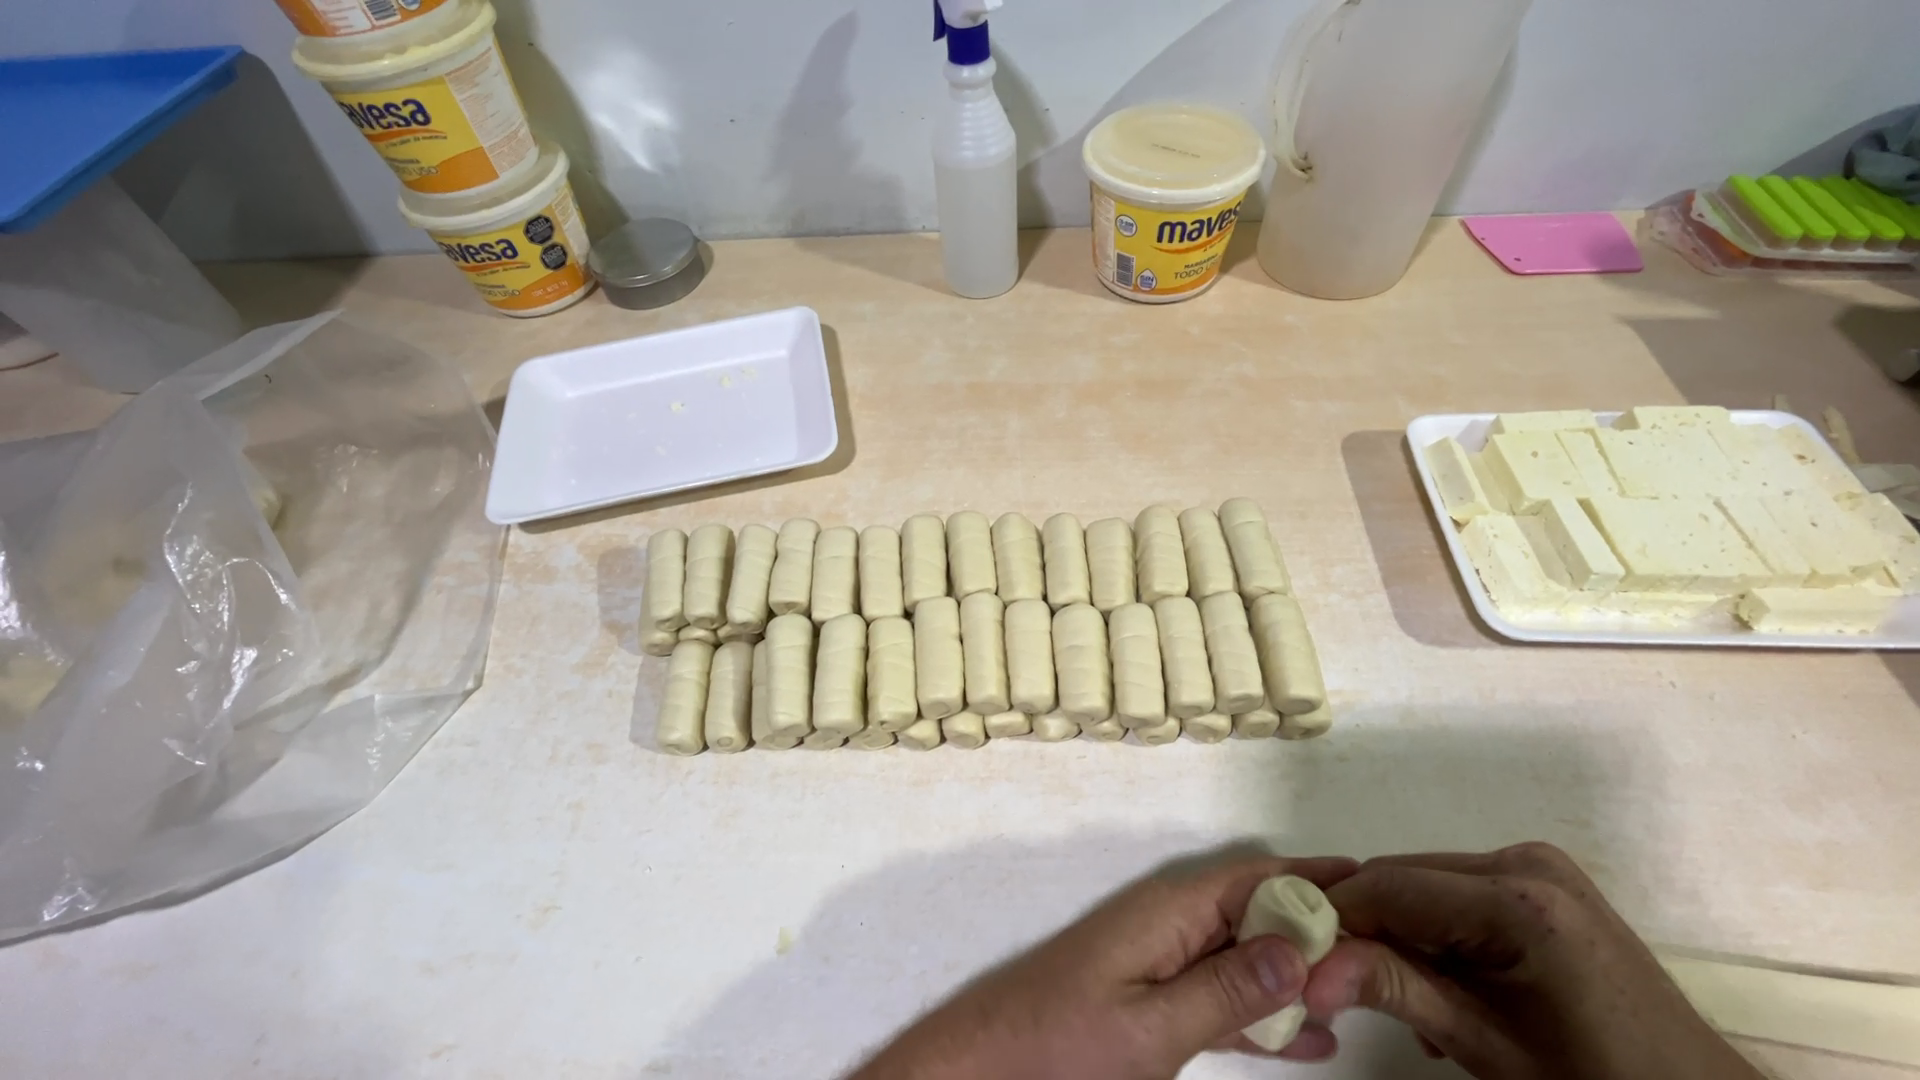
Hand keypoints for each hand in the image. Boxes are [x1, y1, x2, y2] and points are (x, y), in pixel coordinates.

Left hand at [850, 853, 1359, 1079]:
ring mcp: (1162, 963)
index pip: (1253, 880)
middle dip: (1317, 930)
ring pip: (1245, 957)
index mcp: (1168, 914)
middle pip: (1255, 915)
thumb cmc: (1065, 1044)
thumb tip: (1299, 945)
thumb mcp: (1153, 1026)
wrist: (990, 1066)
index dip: (1313, 880)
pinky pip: (1224, 996)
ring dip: (1298, 974)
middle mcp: (1168, 926)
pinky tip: (1313, 1037)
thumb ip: (1227, 990)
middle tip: (1389, 952)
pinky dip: (1266, 1013)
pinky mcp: (1154, 999)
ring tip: (1364, 991)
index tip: (1377, 885)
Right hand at [1302, 842, 1763, 1079]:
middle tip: (1347, 983)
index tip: (1297, 953)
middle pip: (1404, 878)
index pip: (1389, 887)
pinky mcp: (1546, 880)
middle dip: (1369, 927)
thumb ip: (1395, 992)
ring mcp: (1539, 866)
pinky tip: (1447, 982)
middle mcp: (1525, 861)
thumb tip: (1306, 974)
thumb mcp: (1488, 1048)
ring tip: (1407, 998)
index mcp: (1518, 899)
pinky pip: (1459, 891)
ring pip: (1426, 883)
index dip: (1335, 918)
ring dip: (1401, 931)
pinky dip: (1436, 929)